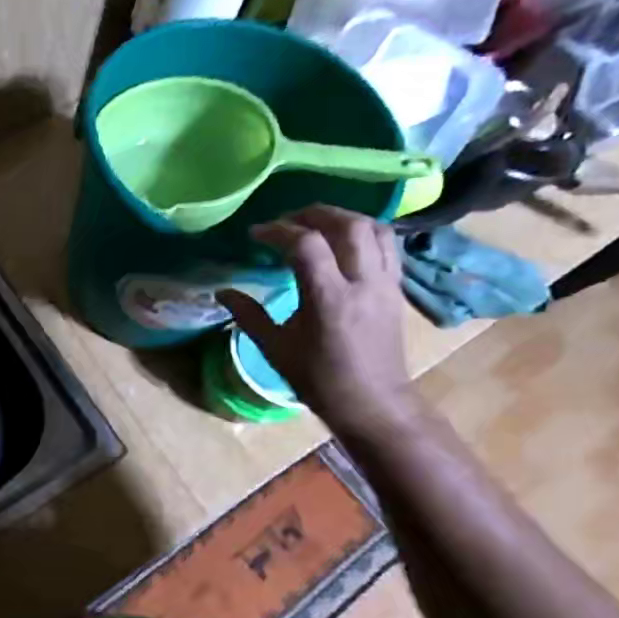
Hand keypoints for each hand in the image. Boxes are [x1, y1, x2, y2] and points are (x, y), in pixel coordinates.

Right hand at [219, 206, 424, 436]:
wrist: (373, 403)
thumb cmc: (320, 380)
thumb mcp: (275, 350)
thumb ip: (249, 315)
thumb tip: (222, 291)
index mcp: (329, 299)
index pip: (306, 244)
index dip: (278, 231)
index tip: (256, 235)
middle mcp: (362, 283)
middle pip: (347, 225)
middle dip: (313, 213)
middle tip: (286, 220)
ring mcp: (385, 283)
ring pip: (373, 228)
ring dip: (342, 217)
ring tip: (316, 223)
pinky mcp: (396, 288)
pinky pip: (386, 244)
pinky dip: (363, 231)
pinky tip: (342, 240)